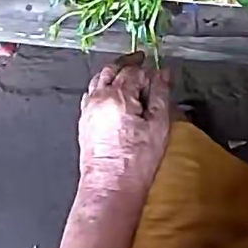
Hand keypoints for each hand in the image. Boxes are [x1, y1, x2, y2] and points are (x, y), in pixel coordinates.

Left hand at [77, 52, 172, 196]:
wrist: (110, 187)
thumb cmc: (135, 162)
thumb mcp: (158, 126)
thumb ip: (160, 95)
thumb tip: (162, 74)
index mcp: (118, 95)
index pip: (133, 71)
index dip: (147, 71)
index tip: (158, 74)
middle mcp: (99, 97)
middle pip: (113, 69)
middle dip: (128, 63)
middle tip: (141, 60)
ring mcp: (88, 107)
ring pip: (99, 78)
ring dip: (113, 72)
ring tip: (126, 73)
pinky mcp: (84, 120)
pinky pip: (91, 92)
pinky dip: (102, 85)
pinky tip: (110, 91)